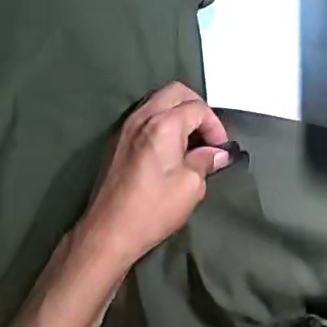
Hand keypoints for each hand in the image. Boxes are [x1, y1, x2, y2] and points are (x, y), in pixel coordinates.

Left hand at [76, 83, 230, 270]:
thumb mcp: (191, 186)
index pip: (197, 108)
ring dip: (178, 111)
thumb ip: (205, 161)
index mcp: (163, 124)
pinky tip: (169, 145)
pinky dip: (162, 119)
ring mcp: (125, 127)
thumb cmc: (152, 209)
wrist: (106, 234)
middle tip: (207, 133)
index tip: (220, 148)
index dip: (215, 125)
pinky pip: (145, 114)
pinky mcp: (116, 141)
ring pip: (157, 100)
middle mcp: (142, 117)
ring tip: (189, 138)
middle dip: (197, 107)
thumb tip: (216, 154)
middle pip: (175, 91)